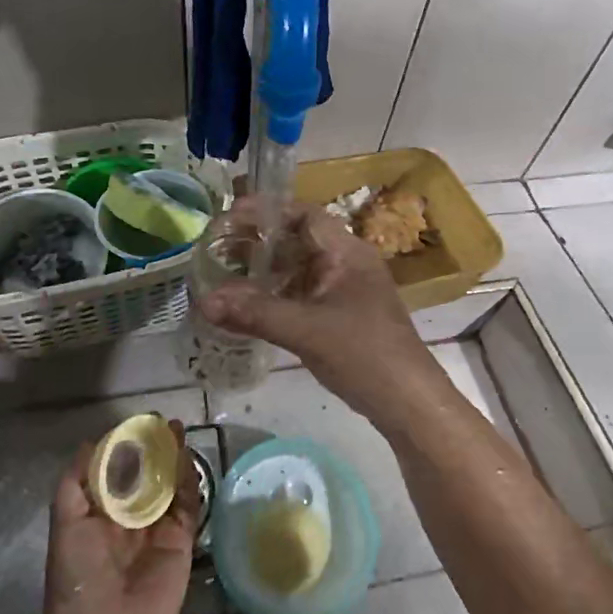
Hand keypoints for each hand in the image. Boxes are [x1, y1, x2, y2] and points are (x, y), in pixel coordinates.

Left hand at [42, 420, 201, 613]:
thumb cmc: (79, 581)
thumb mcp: (65, 531)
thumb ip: (73, 486)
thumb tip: (89, 444)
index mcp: (98, 517)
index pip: (113, 473)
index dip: (123, 447)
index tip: (134, 424)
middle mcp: (128, 519)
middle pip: (144, 474)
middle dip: (152, 447)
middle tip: (161, 421)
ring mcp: (157, 528)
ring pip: (167, 483)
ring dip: (172, 456)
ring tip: (176, 430)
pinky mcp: (181, 538)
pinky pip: (187, 502)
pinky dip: (189, 478)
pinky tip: (186, 457)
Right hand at [200, 199, 441, 421]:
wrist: (408, 401)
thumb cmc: (363, 353)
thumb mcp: (306, 330)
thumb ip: (255, 314)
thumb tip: (204, 301)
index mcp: (347, 252)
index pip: (305, 215)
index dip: (269, 211)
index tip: (232, 217)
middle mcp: (348, 263)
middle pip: (299, 240)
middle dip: (261, 242)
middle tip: (220, 248)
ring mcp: (346, 290)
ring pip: (300, 269)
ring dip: (267, 271)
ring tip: (227, 275)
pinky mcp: (342, 315)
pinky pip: (304, 294)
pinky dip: (278, 296)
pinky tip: (251, 307)